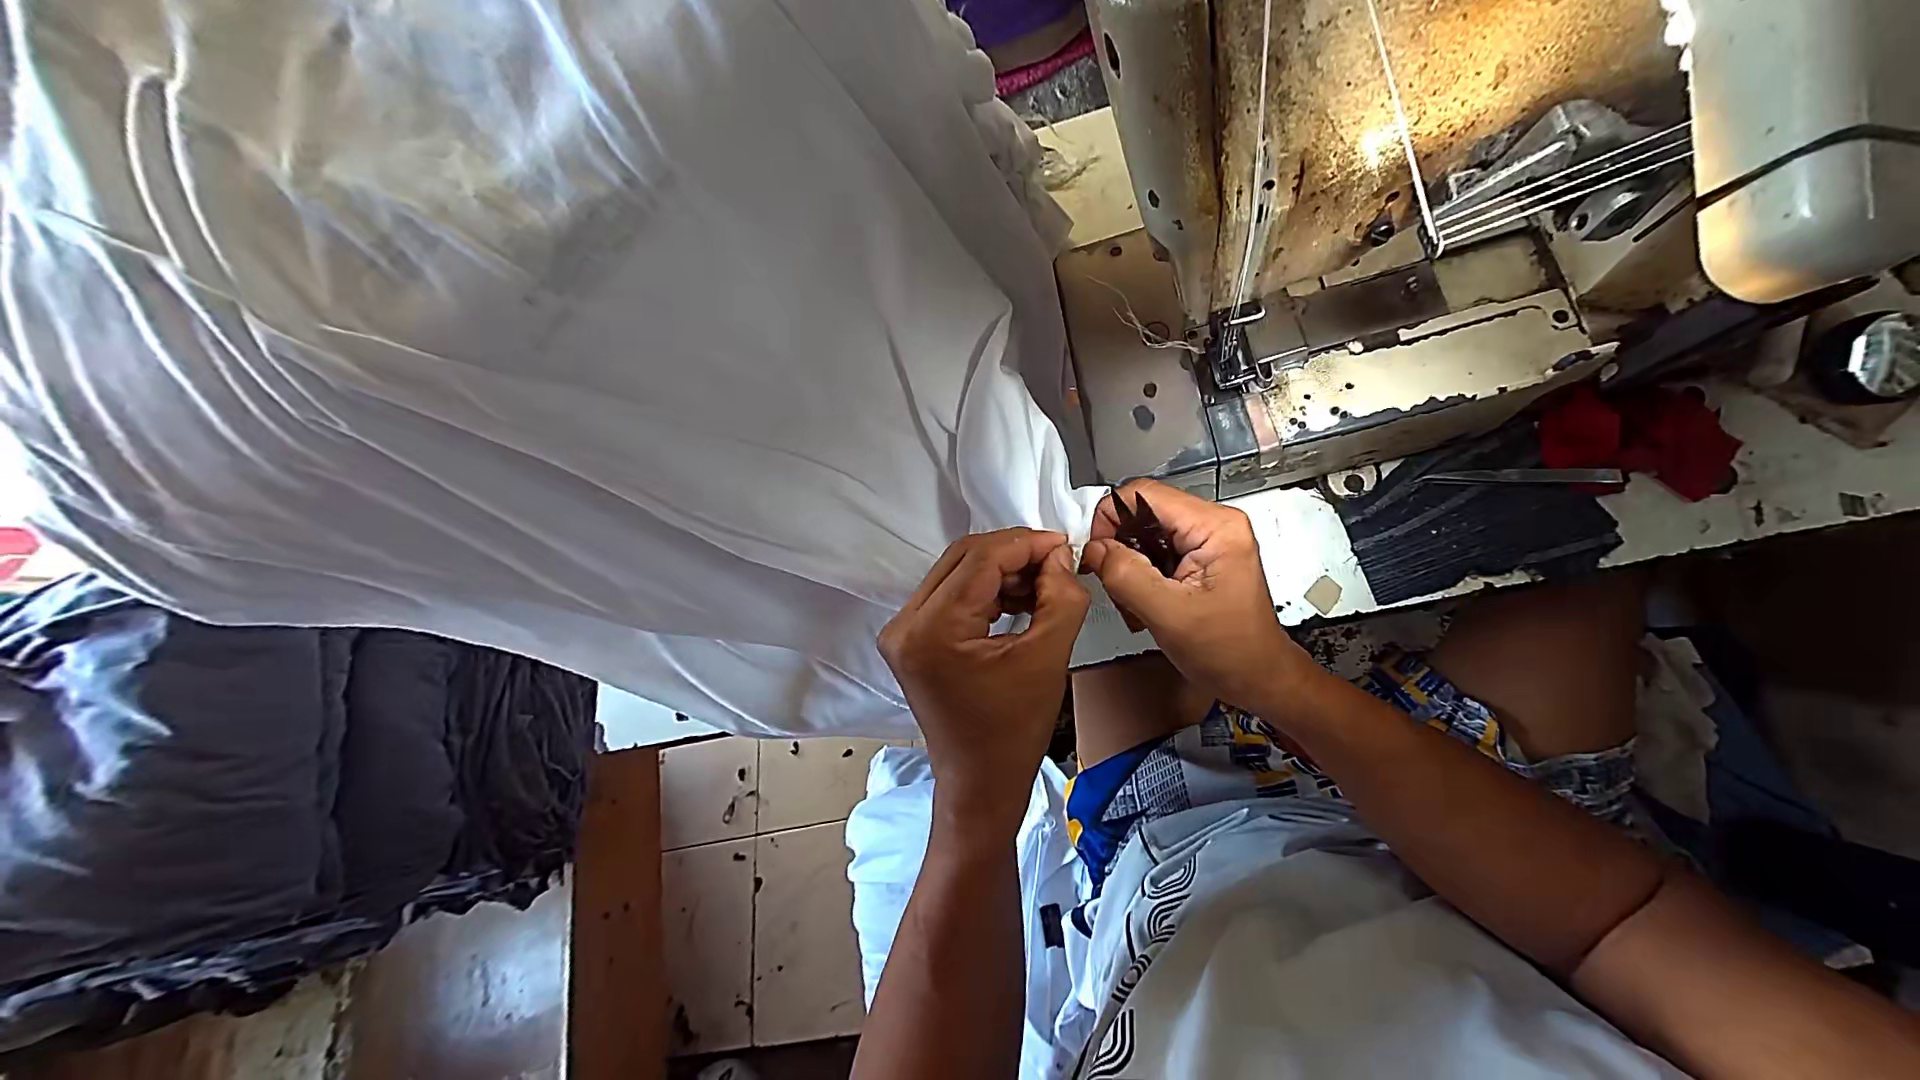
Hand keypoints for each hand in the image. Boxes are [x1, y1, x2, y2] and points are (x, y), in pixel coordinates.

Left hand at [879, 528, 1090, 833]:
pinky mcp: (911, 640)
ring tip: (1043, 585)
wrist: (980, 782)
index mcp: (932, 629)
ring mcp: (902, 632)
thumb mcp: (1048, 657)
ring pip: (957, 573)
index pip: (980, 559)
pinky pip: (950, 595)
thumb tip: (1060, 556)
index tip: (1064, 545)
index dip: (1026, 544)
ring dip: (1000, 571)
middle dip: (1014, 554)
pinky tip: (1019, 600)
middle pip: (963, 559)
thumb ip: (1061, 597)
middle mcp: (905, 624)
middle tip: (1056, 562)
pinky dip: (985, 591)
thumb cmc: (1014, 730)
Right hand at [1080, 479, 1313, 712]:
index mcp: (1215, 527)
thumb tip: (1094, 548)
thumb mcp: (1169, 614)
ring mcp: (1204, 541)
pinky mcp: (1196, 557)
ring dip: (1126, 567)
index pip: (1142, 494)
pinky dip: (1137, 576)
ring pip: (1142, 534)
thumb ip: (1125, 575)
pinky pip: (1151, 552)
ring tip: (1133, 601)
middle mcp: (1212, 525)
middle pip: (1140, 513)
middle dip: (1118, 548)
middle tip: (1112, 582)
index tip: (1095, 550)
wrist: (1257, 678)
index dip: (1109, 518)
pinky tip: (1142, 603)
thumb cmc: (1233, 651)